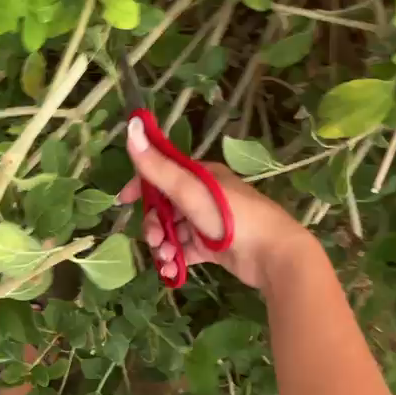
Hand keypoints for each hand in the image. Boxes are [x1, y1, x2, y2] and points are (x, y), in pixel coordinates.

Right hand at [116, 117, 320, 290]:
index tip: (123, 202)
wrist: (272, 254)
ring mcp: (206, 224)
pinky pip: (183, 251)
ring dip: (162, 245)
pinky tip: (171, 270)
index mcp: (200, 176)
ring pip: (171, 232)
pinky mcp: (211, 247)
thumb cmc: (232, 216)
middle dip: (153, 225)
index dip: (140, 187)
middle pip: (163, 208)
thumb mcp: (190, 190)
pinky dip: (174, 259)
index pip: (161, 175)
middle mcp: (202, 197)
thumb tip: (131, 124)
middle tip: (155, 240)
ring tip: (166, 258)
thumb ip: (158, 166)